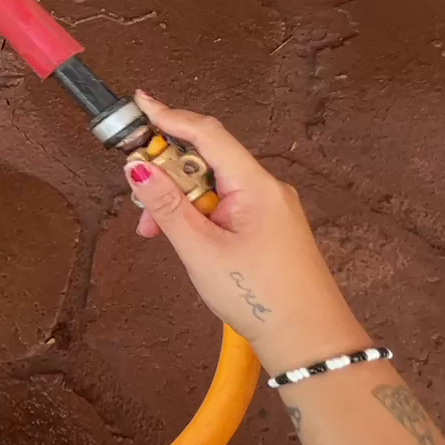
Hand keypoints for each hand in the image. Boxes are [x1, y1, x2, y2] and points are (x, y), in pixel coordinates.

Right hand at [123, 91, 369, 374]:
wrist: (309, 343)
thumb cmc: (260, 295)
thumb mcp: (199, 248)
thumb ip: (164, 204)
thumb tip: (135, 166)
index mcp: (255, 186)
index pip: (206, 135)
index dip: (170, 116)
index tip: (139, 102)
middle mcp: (264, 188)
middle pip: (202, 158)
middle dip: (163, 172)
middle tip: (136, 194)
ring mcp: (265, 206)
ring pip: (206, 183)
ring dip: (173, 198)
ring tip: (152, 229)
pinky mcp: (263, 224)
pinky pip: (218, 202)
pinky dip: (191, 212)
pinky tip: (175, 234)